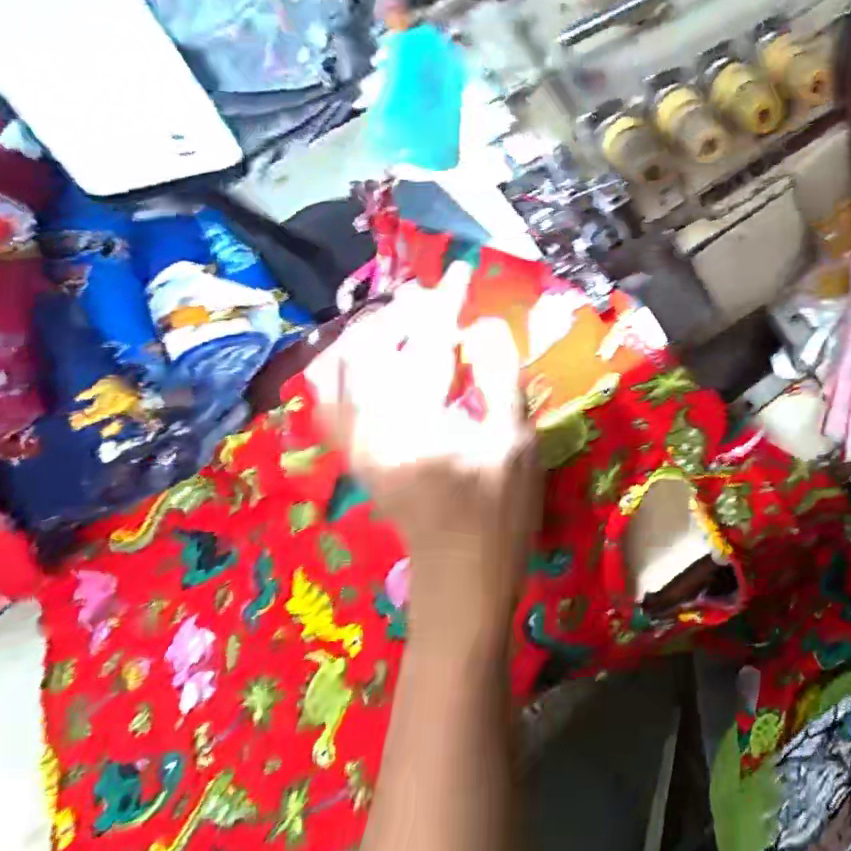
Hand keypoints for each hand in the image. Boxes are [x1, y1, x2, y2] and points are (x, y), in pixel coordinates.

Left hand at [309, 263, 541, 633]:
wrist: (462, 578)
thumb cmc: (500, 513)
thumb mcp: (515, 443)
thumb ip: (499, 378)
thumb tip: (483, 326)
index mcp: (412, 422)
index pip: (423, 344)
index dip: (444, 304)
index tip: (461, 272)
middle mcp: (368, 426)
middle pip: (368, 349)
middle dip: (402, 314)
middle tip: (439, 297)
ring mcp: (355, 443)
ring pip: (340, 369)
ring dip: (373, 335)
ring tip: (409, 322)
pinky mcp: (357, 455)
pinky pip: (335, 395)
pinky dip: (354, 365)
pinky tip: (382, 361)